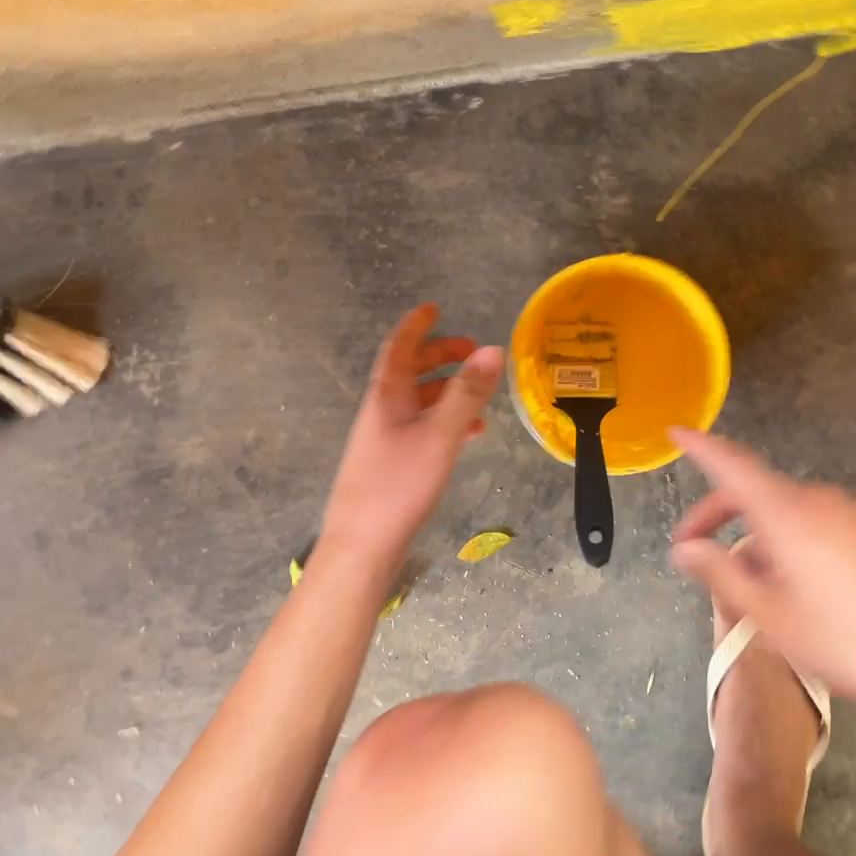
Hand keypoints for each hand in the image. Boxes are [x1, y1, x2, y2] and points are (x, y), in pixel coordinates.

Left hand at [320, 304, 502, 568]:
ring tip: (481, 393)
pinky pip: (424, 430)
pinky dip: (448, 422)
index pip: (398, 348)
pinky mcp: (394, 466)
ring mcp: (386, 440)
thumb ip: (467, 393)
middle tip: (472, 349)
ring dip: (448, 391)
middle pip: (409, 372)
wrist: (362, 547)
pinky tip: (471, 433)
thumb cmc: (397, 486)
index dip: (416, 326)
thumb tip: (493, 349)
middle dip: (439, 356)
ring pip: (419, 402)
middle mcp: (382, 413)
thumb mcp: (439, 436)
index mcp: (385, 397)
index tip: (434, 308)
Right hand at [668, 428, 855, 718]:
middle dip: (719, 514)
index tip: (676, 431)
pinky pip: (815, 525)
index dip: (701, 447)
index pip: (733, 466)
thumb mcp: (770, 615)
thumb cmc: (844, 640)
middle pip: (757, 492)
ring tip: (748, 587)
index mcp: (788, 513)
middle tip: (694, 552)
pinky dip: (788, 541)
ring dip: (756, 536)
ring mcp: (851, 515)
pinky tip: (792, 588)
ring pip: (786, 513)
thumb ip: (721, 573)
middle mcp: (819, 501)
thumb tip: (685, 549)